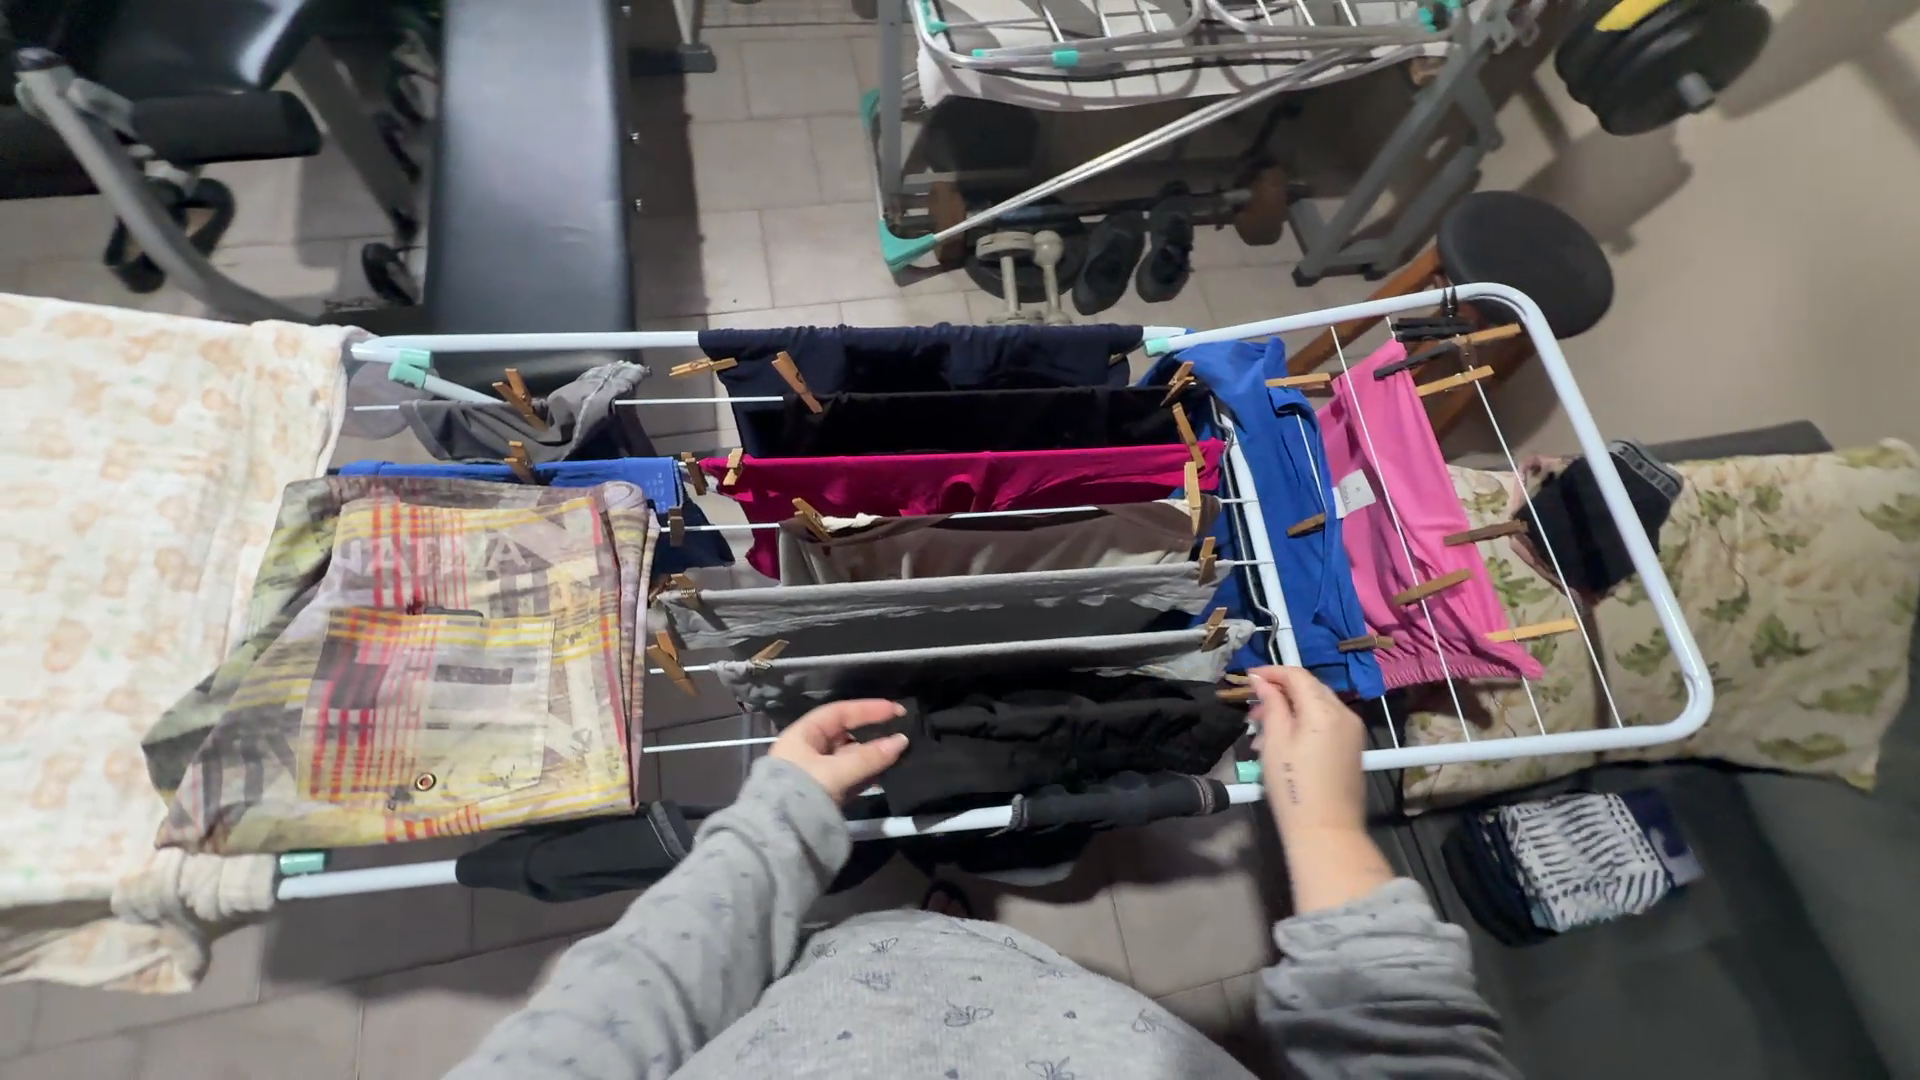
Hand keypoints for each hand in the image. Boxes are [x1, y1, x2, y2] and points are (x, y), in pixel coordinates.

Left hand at [769, 699, 910, 803]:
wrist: (778, 839)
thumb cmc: (802, 791)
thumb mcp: (835, 771)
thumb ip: (869, 757)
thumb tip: (902, 741)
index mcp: (802, 735)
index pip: (839, 712)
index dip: (868, 708)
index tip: (896, 709)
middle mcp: (808, 750)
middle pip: (846, 734)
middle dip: (873, 733)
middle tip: (900, 732)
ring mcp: (816, 773)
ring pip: (850, 757)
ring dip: (873, 755)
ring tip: (900, 753)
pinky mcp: (824, 794)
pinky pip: (850, 777)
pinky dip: (868, 773)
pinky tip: (887, 773)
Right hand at [1248, 667, 1391, 912]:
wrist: (1326, 830)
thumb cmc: (1294, 785)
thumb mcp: (1275, 741)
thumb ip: (1271, 704)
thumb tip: (1262, 681)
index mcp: (1324, 710)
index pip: (1297, 675)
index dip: (1271, 672)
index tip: (1248, 678)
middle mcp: (1344, 714)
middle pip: (1310, 687)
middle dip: (1280, 690)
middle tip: (1253, 706)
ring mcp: (1352, 731)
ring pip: (1318, 703)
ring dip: (1291, 706)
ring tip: (1263, 727)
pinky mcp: (1352, 746)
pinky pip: (1326, 720)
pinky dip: (1304, 720)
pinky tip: (1284, 739)